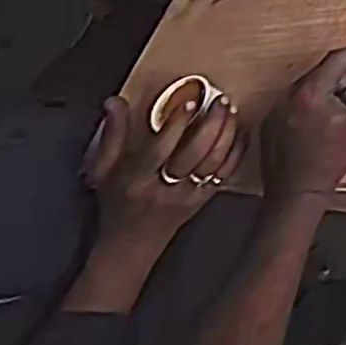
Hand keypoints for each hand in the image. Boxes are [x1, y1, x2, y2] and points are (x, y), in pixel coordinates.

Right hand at [85, 91, 244, 250]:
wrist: (131, 245)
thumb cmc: (117, 203)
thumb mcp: (104, 171)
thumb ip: (113, 135)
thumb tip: (115, 102)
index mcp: (136, 181)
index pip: (160, 149)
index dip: (176, 124)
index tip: (190, 102)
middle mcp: (164, 188)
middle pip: (194, 152)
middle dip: (211, 123)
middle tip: (220, 100)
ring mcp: (188, 195)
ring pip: (215, 160)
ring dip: (227, 132)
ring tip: (230, 110)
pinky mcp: (205, 198)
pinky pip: (227, 171)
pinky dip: (238, 148)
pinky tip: (241, 130)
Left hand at [260, 47, 345, 199]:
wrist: (297, 193)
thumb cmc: (331, 160)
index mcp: (311, 91)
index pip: (337, 58)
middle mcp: (289, 94)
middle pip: (323, 70)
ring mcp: (277, 107)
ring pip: (310, 84)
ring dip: (332, 84)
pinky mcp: (271, 120)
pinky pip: (298, 99)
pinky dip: (315, 98)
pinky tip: (330, 113)